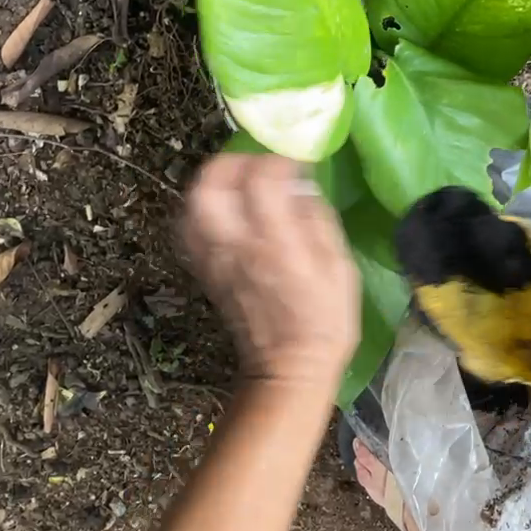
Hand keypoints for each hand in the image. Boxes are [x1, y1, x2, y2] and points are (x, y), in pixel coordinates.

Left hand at [183, 154, 359, 387]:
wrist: (288, 369)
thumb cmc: (325, 319)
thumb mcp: (340, 267)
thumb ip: (317, 219)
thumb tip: (300, 186)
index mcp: (276, 244)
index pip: (262, 181)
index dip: (278, 161)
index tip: (296, 162)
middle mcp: (237, 246)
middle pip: (210, 186)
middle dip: (231, 163)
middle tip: (255, 164)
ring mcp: (215, 259)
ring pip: (192, 204)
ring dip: (213, 183)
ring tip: (239, 183)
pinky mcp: (206, 272)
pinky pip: (190, 228)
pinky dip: (203, 208)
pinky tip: (225, 210)